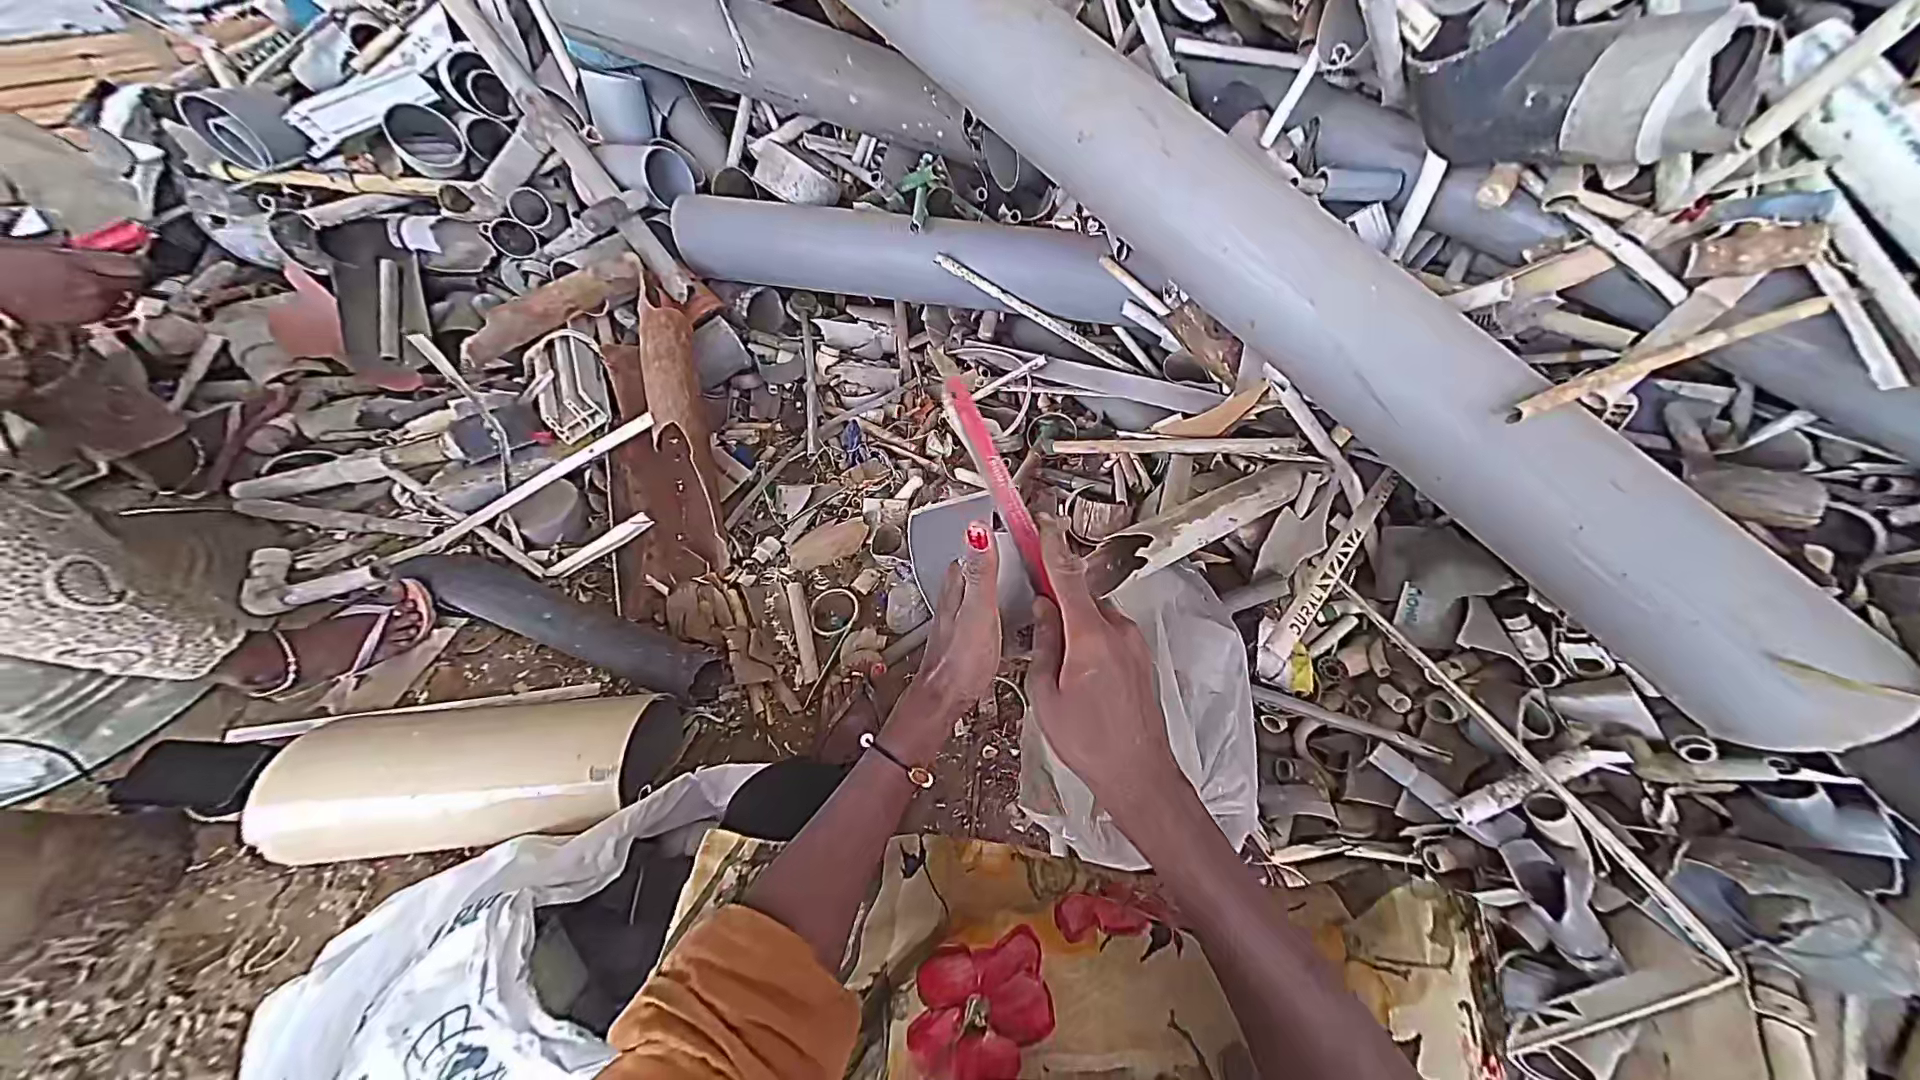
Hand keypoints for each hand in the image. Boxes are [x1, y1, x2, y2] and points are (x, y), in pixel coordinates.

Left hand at [886, 524, 1001, 758]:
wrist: (947, 700)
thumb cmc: (960, 661)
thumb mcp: (978, 610)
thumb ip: (981, 572)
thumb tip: (977, 530)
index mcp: (958, 587)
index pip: (971, 546)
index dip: (988, 530)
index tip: (1005, 513)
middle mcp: (955, 598)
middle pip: (975, 565)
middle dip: (995, 552)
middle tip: (1017, 540)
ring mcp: (961, 616)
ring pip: (979, 586)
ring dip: (997, 577)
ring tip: (1019, 570)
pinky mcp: (968, 635)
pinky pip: (986, 608)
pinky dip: (999, 602)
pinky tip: (1010, 611)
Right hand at [1026, 516, 1183, 813]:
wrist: (1138, 773)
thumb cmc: (1090, 742)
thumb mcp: (1045, 693)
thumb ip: (1043, 643)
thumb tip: (1043, 611)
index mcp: (1090, 637)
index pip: (1068, 578)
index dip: (1052, 548)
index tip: (1044, 525)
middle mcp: (1118, 632)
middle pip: (1081, 595)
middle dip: (1058, 601)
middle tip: (1038, 622)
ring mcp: (1134, 643)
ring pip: (1095, 614)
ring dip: (1074, 624)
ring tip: (1060, 664)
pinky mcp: (1141, 655)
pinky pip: (1109, 631)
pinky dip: (1090, 636)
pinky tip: (1080, 671)